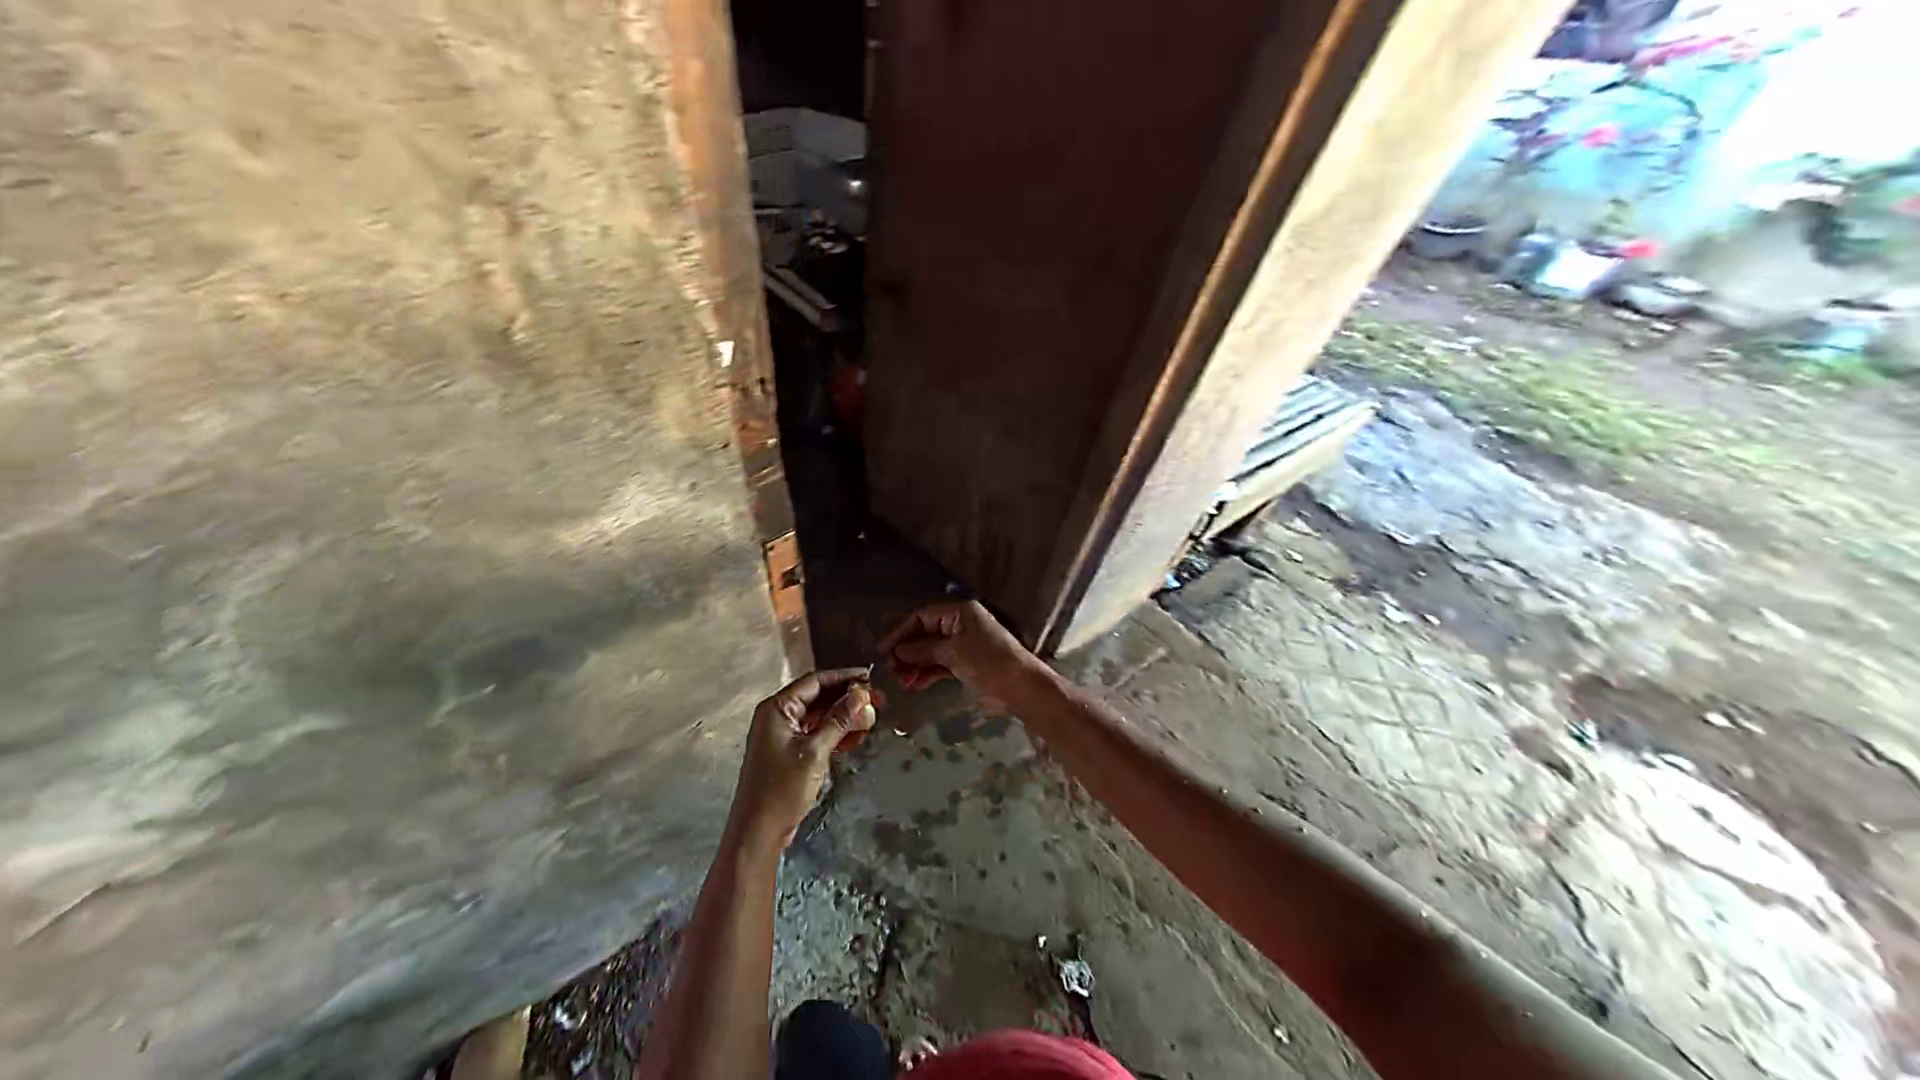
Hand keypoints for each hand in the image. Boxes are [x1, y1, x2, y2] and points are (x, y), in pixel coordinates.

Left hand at [728, 669, 875, 851]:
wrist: (759, 831)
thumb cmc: (782, 789)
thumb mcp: (815, 752)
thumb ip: (838, 720)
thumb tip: (861, 694)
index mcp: (778, 709)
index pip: (815, 681)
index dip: (844, 677)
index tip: (871, 678)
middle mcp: (779, 716)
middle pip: (819, 697)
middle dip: (848, 699)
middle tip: (877, 702)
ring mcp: (784, 734)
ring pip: (821, 716)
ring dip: (845, 717)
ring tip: (870, 721)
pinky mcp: (791, 751)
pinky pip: (817, 733)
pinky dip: (836, 734)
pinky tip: (855, 738)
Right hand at [878, 600, 1048, 701]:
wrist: (1021, 686)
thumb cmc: (988, 661)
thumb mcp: (953, 653)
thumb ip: (923, 650)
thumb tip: (898, 651)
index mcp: (959, 611)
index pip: (921, 616)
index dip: (900, 632)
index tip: (884, 650)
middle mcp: (960, 623)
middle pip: (925, 633)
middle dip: (907, 652)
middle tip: (891, 670)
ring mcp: (964, 643)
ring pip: (932, 651)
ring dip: (915, 665)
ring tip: (902, 682)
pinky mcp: (967, 661)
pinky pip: (941, 663)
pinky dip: (928, 672)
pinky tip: (915, 685)